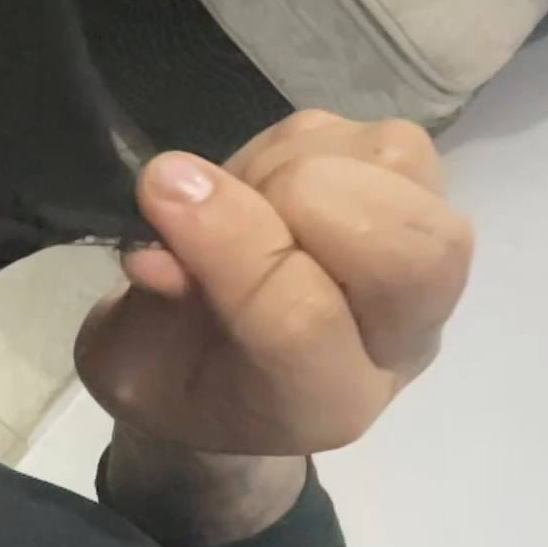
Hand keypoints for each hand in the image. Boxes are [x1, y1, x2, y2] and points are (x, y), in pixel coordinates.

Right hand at [75, 111, 474, 456]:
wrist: (203, 381)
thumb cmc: (161, 385)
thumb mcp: (126, 373)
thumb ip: (152, 305)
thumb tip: (168, 201)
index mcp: (316, 406)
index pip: (301, 321)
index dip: (228, 246)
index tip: (158, 190)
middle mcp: (396, 341)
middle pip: (405, 251)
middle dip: (290, 199)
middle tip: (207, 208)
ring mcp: (421, 267)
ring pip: (401, 175)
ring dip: (291, 163)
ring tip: (227, 200)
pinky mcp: (420, 202)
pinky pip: (386, 141)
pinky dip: (303, 142)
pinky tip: (254, 183)